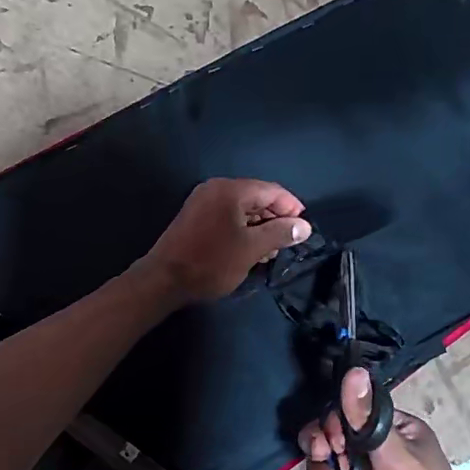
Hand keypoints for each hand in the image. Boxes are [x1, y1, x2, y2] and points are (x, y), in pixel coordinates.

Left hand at [137, 178, 310, 302]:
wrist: (164, 280)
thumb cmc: (211, 262)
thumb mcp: (252, 249)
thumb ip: (280, 233)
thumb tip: (304, 226)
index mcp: (231, 190)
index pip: (272, 190)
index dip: (292, 207)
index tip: (304, 229)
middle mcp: (216, 189)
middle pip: (257, 197)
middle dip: (276, 218)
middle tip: (289, 242)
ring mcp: (203, 202)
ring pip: (243, 208)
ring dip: (261, 226)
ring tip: (272, 250)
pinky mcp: (196, 217)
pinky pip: (228, 216)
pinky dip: (244, 229)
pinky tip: (251, 249)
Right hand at [299, 368, 469, 469]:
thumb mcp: (396, 460)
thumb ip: (367, 418)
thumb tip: (353, 370)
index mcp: (398, 429)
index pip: (354, 409)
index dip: (336, 421)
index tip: (331, 438)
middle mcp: (379, 448)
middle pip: (332, 435)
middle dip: (324, 451)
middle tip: (325, 460)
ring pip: (325, 465)